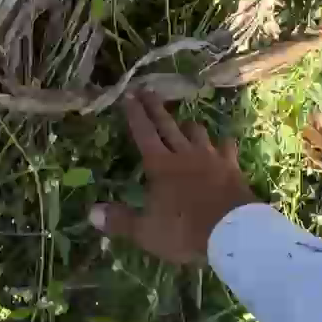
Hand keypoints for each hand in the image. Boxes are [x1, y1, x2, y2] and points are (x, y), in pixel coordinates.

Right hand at [89, 89, 258, 264]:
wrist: (231, 231)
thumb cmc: (184, 231)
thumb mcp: (146, 231)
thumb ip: (120, 221)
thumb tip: (91, 212)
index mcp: (161, 165)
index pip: (144, 133)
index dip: (135, 114)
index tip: (129, 94)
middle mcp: (184, 153)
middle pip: (167, 124)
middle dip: (155, 107)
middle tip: (147, 89)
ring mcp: (209, 156)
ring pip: (196, 131)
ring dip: (187, 125)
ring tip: (183, 123)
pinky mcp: (230, 164)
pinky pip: (226, 147)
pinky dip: (222, 144)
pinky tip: (223, 144)